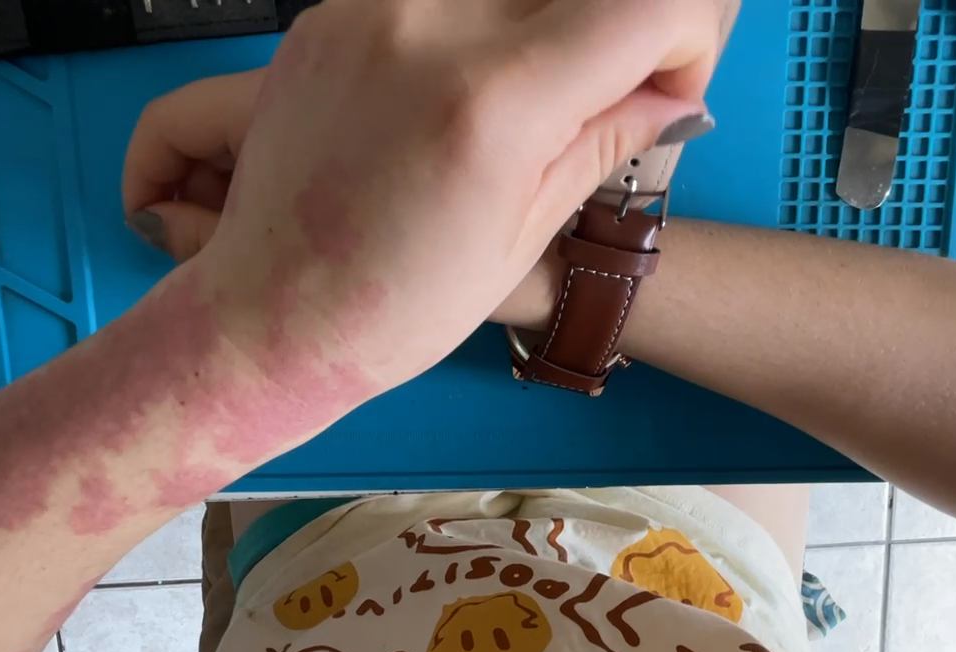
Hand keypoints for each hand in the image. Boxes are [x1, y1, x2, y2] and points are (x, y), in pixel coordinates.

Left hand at [123, 0, 735, 390]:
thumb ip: (598, 146)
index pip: (646, 7)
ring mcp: (369, 6)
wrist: (269, 315)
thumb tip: (671, 96)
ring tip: (526, 114)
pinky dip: (479, 34)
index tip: (671, 92)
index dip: (686, 43)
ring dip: (546, 33)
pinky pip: (440, 0)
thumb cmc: (391, 313)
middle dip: (622, 35)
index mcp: (492, 106)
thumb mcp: (515, 244)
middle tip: (606, 104)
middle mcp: (428, 26)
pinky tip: (461, 102)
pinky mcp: (331, 11)